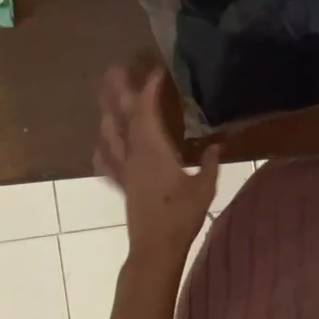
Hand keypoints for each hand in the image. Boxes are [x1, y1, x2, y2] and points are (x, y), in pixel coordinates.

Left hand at [94, 66, 219, 270]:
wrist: (155, 249)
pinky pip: (108, 164)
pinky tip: (99, 145)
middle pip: (123, 117)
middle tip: (114, 69)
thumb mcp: (205, 187)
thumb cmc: (181, 216)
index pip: (147, 112)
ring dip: (107, 113)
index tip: (156, 71)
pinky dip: (102, 150)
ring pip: (111, 136)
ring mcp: (125, 171)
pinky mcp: (122, 186)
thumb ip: (210, 163)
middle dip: (120, 92)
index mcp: (153, 150)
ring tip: (103, 96)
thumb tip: (218, 144)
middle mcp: (134, 155)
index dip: (150, 90)